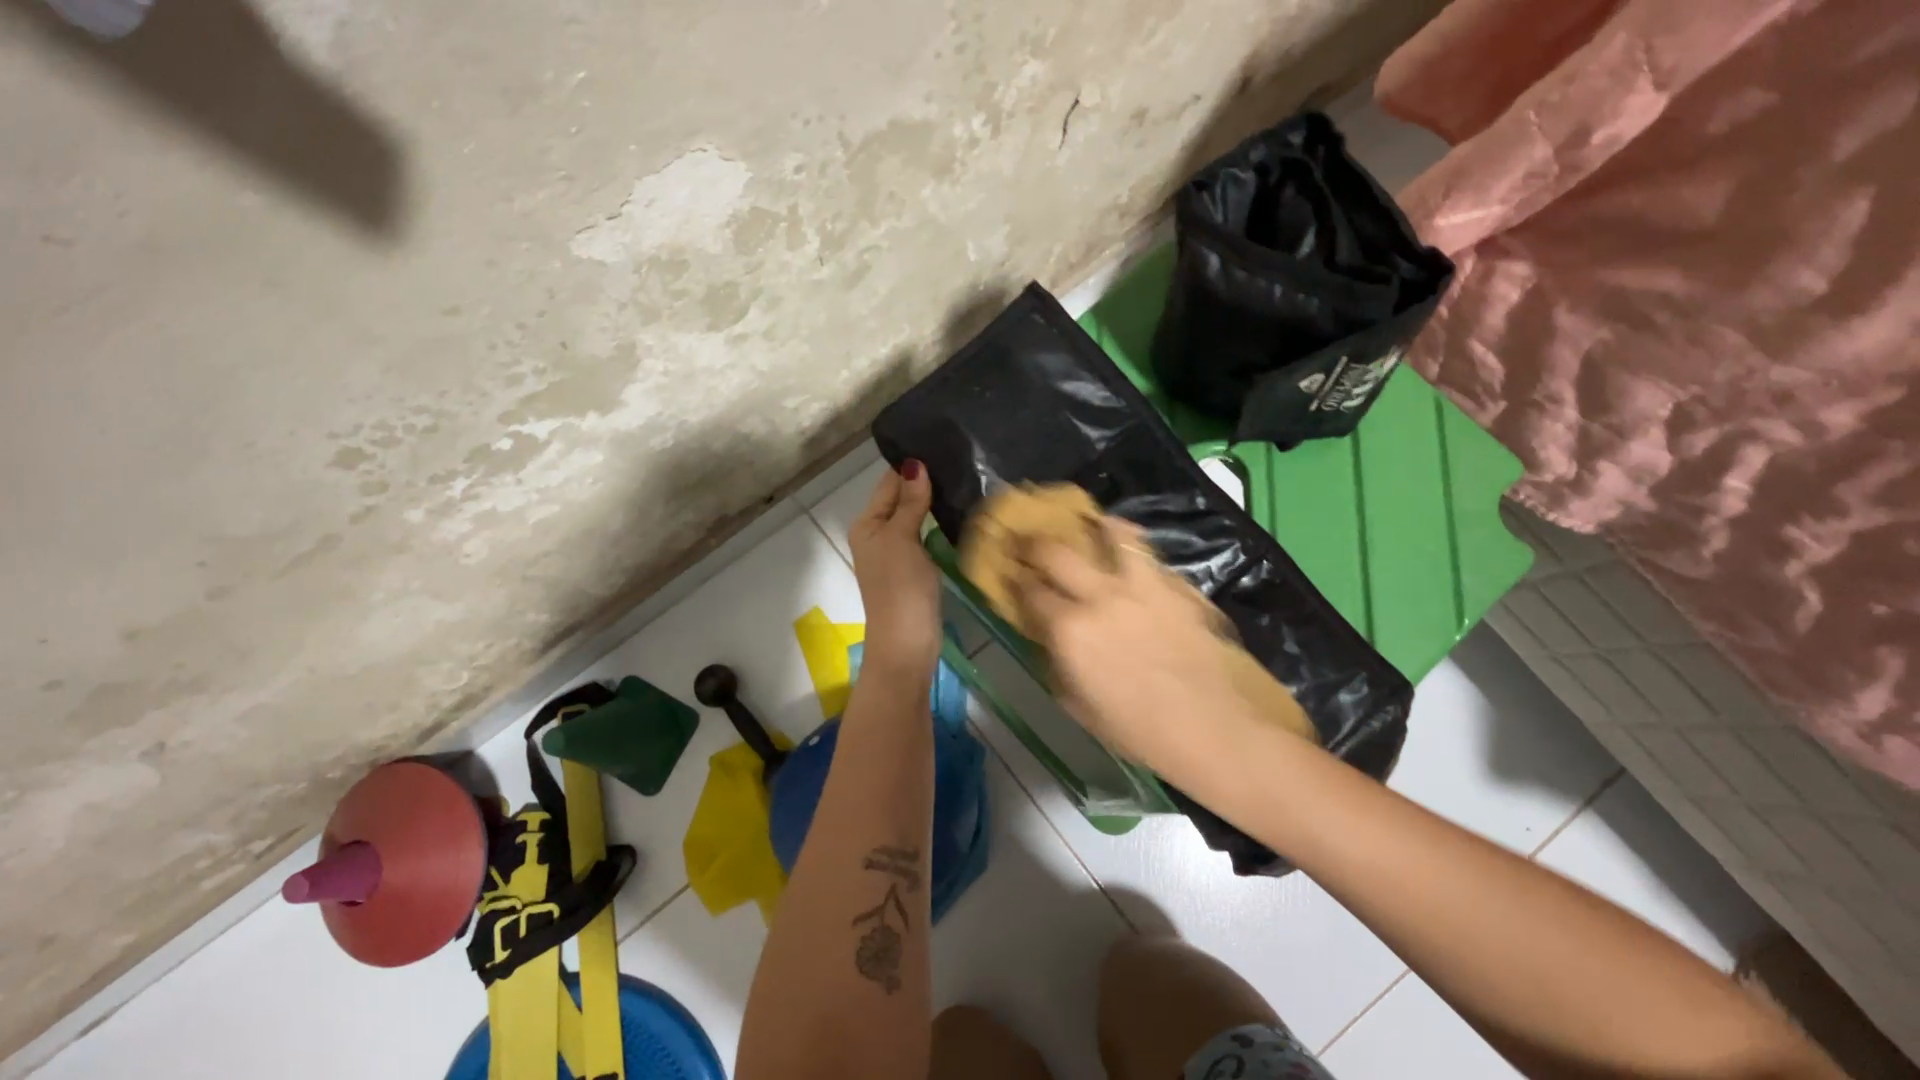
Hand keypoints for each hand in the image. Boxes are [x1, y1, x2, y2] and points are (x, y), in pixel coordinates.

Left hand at [847, 461, 941, 680]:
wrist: (907, 644)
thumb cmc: (900, 588)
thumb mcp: (902, 539)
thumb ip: (910, 502)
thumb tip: (914, 463)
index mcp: (867, 524)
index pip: (890, 482)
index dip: (912, 465)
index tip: (943, 443)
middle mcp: (878, 535)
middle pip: (902, 499)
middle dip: (926, 482)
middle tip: (962, 459)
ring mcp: (896, 554)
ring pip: (916, 518)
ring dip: (935, 504)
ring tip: (965, 480)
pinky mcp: (914, 570)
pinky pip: (926, 537)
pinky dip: (939, 525)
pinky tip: (960, 515)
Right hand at [1009, 518, 1265, 779]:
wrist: (1210, 728)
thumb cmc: (1136, 730)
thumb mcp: (1077, 705)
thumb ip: (1057, 664)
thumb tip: (1049, 641)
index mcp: (1069, 630)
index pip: (1029, 590)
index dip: (1013, 579)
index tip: (1008, 572)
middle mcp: (1100, 596)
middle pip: (1057, 552)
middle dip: (1034, 542)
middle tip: (1028, 539)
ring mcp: (1143, 585)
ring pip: (1114, 534)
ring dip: (1095, 526)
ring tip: (1091, 524)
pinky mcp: (1177, 586)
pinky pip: (1151, 556)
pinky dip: (1135, 550)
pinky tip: (1134, 558)